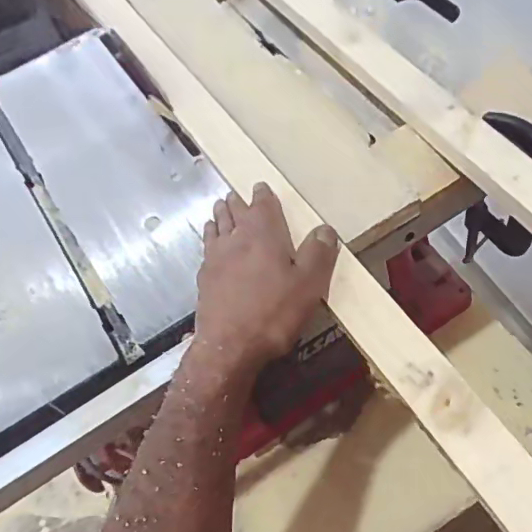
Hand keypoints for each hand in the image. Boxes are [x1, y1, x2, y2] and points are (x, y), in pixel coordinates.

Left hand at [191, 183, 338, 377]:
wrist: (231, 344)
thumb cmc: (275, 312)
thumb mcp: (310, 284)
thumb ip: (318, 253)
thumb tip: (325, 228)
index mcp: (264, 235)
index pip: (263, 206)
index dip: (264, 196)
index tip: (261, 187)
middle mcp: (236, 239)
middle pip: (235, 213)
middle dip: (238, 203)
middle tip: (237, 196)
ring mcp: (216, 258)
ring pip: (218, 227)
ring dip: (221, 216)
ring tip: (220, 209)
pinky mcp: (205, 278)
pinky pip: (208, 248)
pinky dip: (211, 238)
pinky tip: (211, 244)